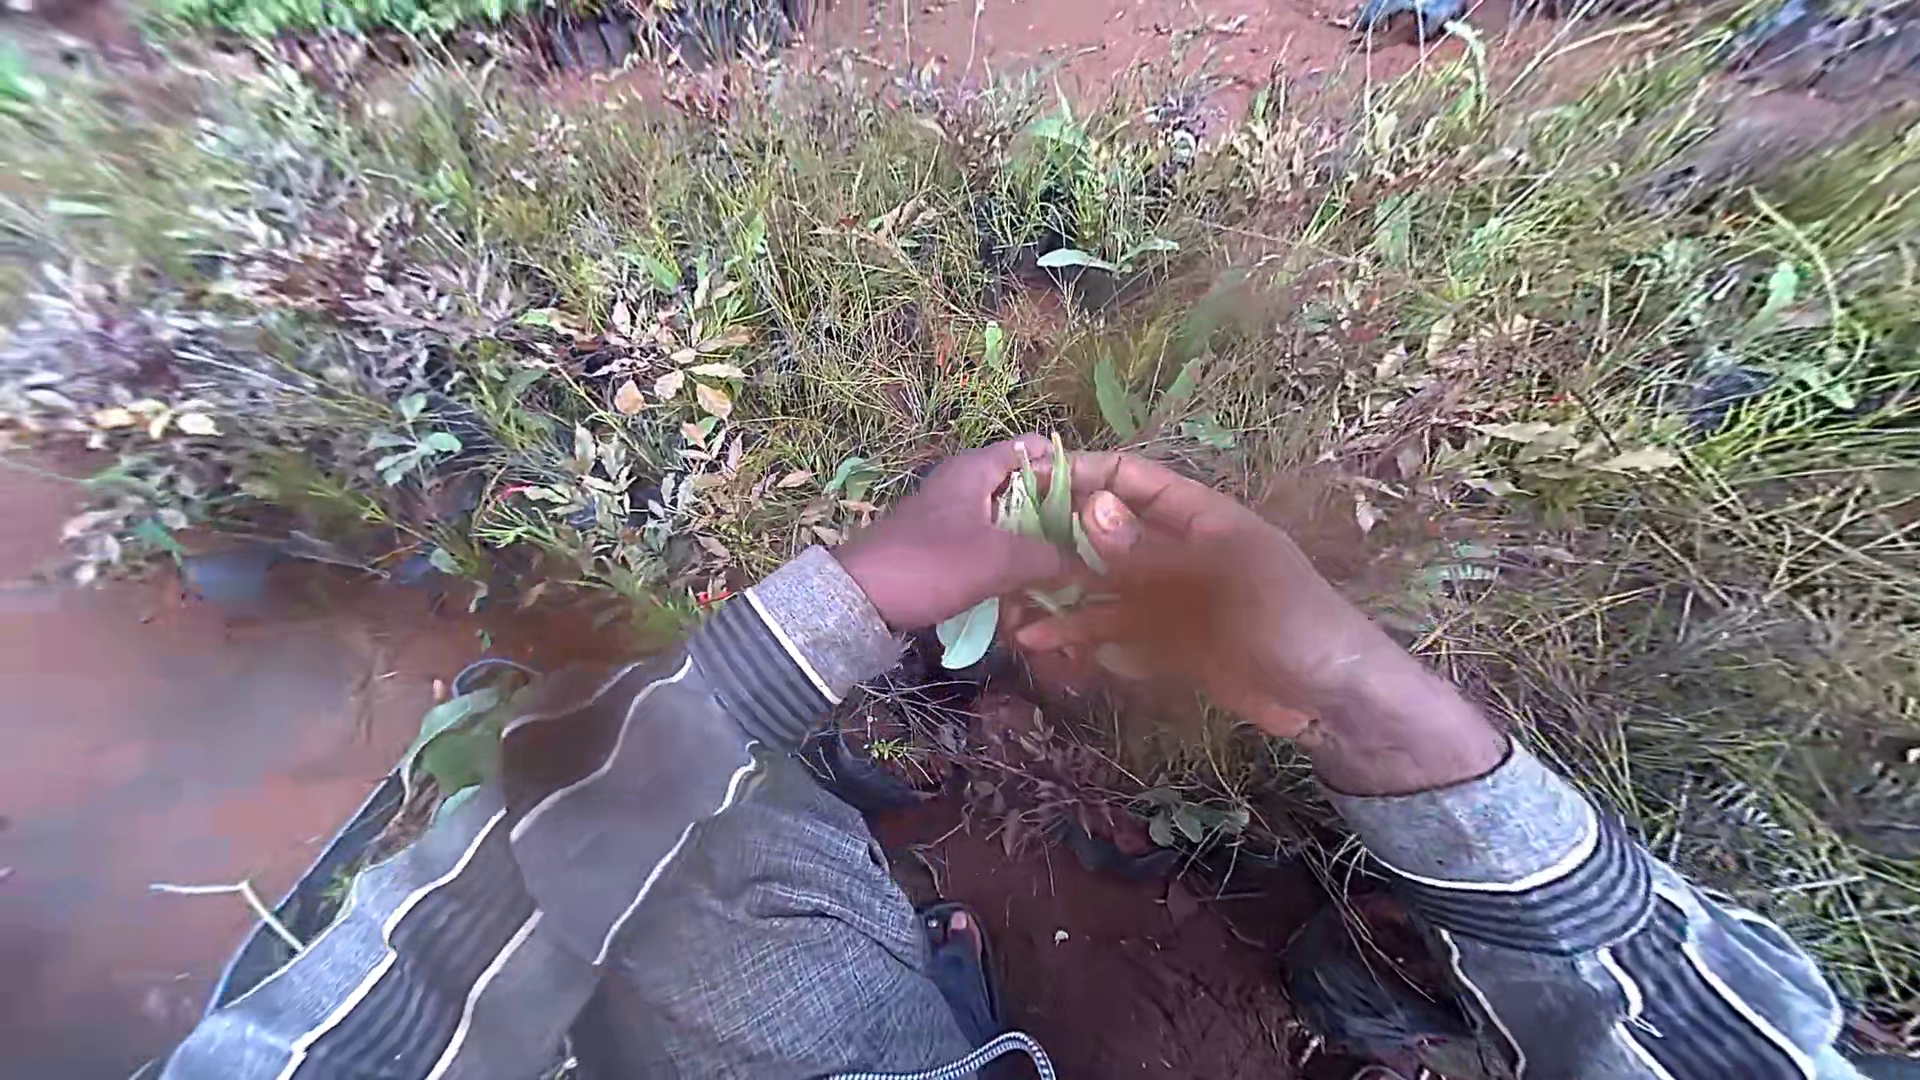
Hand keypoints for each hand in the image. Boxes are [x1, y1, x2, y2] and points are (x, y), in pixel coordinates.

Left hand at [833, 436, 1069, 629]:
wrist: (860, 597)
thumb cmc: (929, 564)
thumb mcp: (996, 559)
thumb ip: (1048, 557)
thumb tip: (1090, 564)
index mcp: (976, 468)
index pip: (1034, 448)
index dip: (1070, 467)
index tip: (1098, 498)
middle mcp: (965, 482)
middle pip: (1026, 484)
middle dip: (1059, 508)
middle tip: (1091, 538)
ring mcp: (953, 512)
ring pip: (1009, 516)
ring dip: (1036, 536)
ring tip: (1070, 562)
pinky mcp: (944, 541)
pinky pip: (990, 539)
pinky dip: (1011, 553)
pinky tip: (1031, 579)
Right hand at [1014, 453, 1390, 736]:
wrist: (1331, 699)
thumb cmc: (1286, 617)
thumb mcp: (1218, 579)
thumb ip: (1148, 552)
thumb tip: (1089, 507)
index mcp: (1195, 517)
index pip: (1130, 481)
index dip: (1083, 476)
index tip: (1031, 484)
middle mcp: (1171, 552)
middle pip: (1104, 537)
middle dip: (1059, 546)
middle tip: (1009, 559)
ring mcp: (1165, 599)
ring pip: (1102, 590)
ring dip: (1063, 602)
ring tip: (1020, 618)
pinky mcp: (1162, 641)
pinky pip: (1115, 633)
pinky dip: (1085, 639)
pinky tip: (1052, 647)